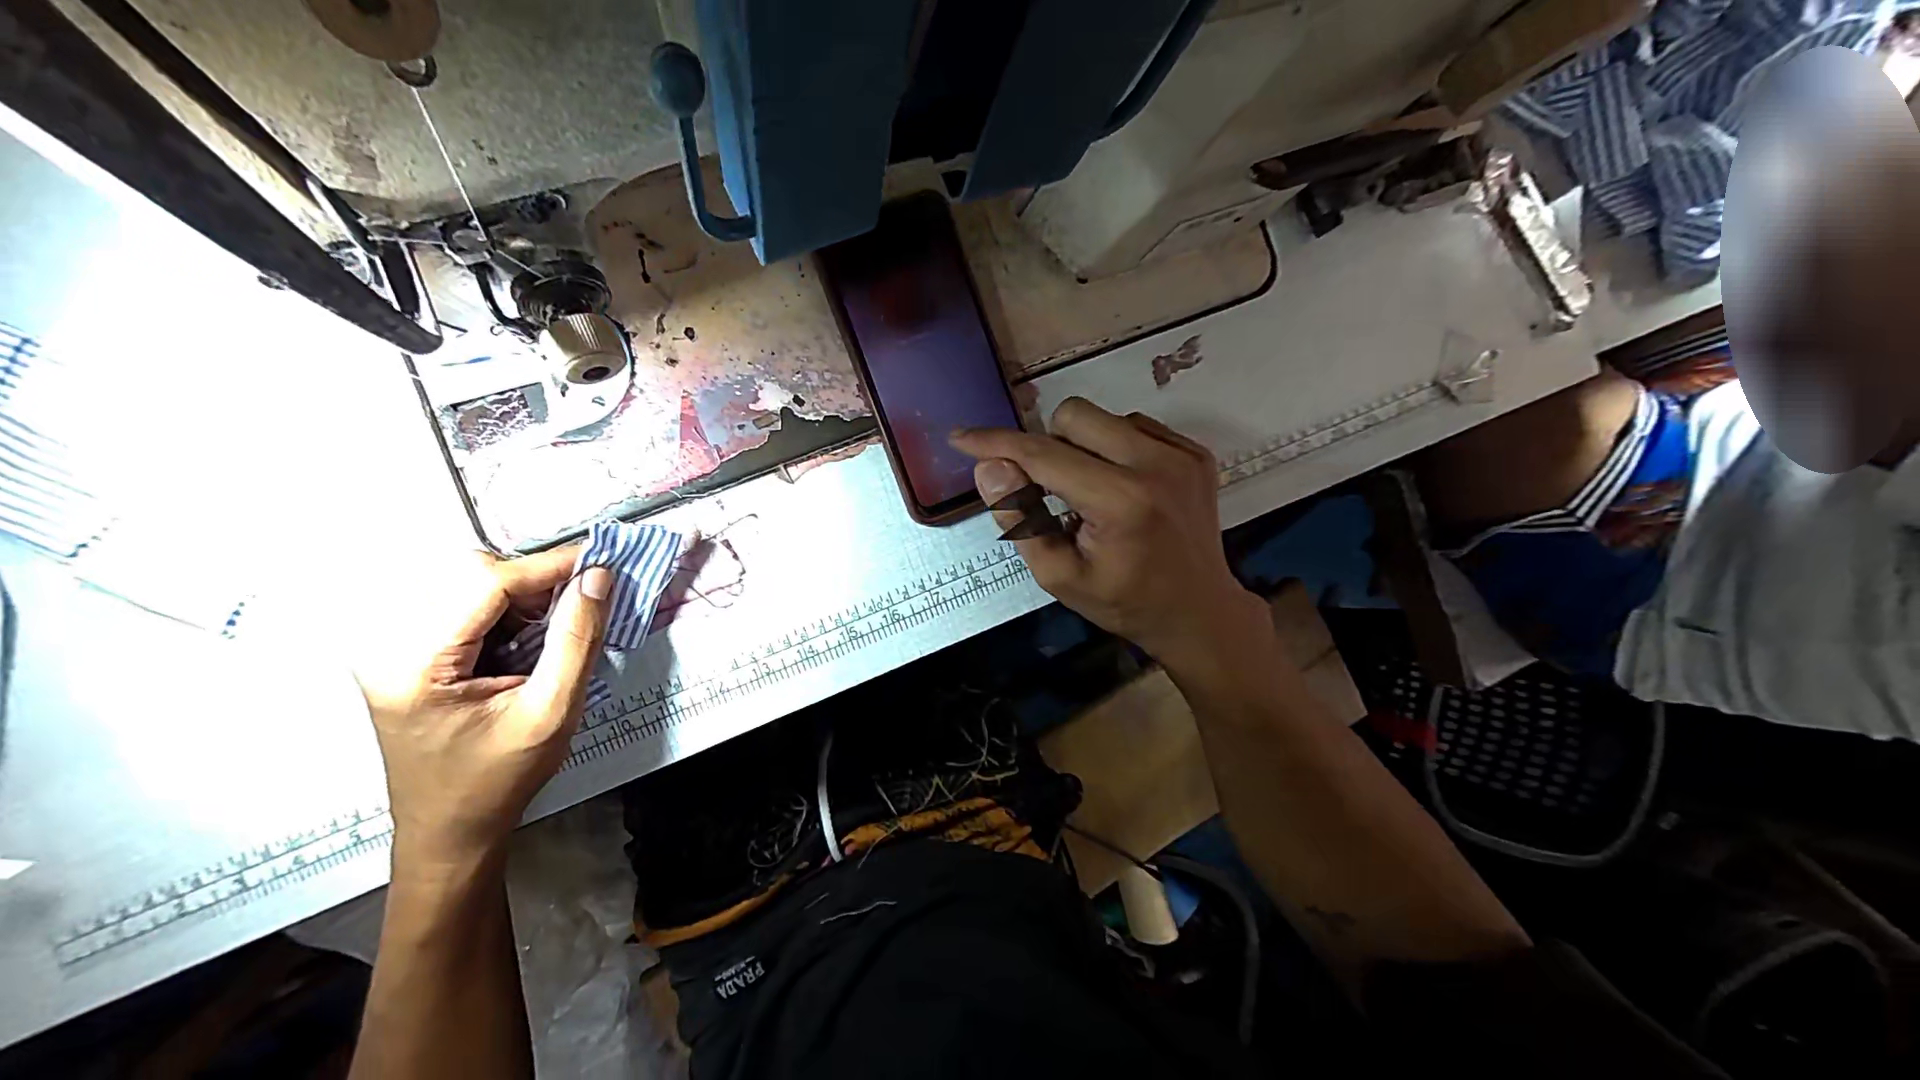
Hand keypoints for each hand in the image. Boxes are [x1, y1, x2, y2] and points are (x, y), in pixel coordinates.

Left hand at [355, 546, 611, 872]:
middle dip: (532, 580)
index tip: (600, 563)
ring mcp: (388, 646)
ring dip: (518, 592)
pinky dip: (503, 607)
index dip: (548, 566)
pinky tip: (522, 639)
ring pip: (464, 580)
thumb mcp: (552, 713)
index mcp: (412, 665)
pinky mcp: (402, 649)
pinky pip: (459, 600)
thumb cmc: (497, 780)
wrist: (449, 828)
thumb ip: (576, 641)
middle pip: (468, 572)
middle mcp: (386, 645)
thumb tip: (596, 579)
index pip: (484, 583)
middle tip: (575, 606)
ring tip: (549, 630)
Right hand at [950, 397, 1267, 669]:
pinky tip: (1122, 487)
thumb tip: (990, 467)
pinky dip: (1114, 448)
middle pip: (1073, 415)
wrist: (1197, 611)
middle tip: (1050, 491)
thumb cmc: (1123, 602)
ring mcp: (1181, 454)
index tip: (963, 438)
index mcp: (1121, 502)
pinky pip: (1135, 425)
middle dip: (1047, 446)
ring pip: (1104, 417)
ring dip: (1082, 447)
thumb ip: (1020, 520)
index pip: (1043, 455)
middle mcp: (1156, 464)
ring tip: (1091, 495)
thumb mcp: (1058, 576)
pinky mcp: (1195, 451)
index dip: (996, 444)